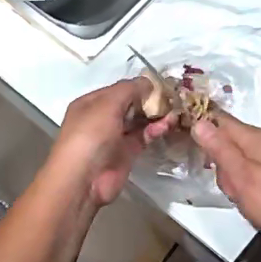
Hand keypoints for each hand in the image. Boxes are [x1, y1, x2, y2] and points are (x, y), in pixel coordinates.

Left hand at [41, 78, 175, 206]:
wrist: (84, 179)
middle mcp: (101, 118)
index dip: (138, 85)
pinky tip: (169, 124)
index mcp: (91, 103)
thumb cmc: (91, 134)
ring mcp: (114, 136)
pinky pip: (143, 137)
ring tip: (176, 108)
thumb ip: (129, 89)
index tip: (162, 83)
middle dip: (149, 100)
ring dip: (155, 114)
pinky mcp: (126, 153)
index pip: (118, 89)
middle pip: (129, 104)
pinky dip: (155, 130)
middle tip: (174, 95)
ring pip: (138, 121)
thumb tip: (148, 82)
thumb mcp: (107, 104)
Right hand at [191, 111, 260, 249]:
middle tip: (230, 186)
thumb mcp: (241, 176)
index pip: (222, 120)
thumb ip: (219, 149)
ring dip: (236, 177)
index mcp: (257, 137)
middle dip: (222, 162)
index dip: (203, 128)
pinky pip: (258, 170)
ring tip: (244, 199)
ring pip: (244, 158)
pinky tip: (257, 202)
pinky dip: (251, 184)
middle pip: (232, 141)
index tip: (190, 145)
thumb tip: (199, 121)